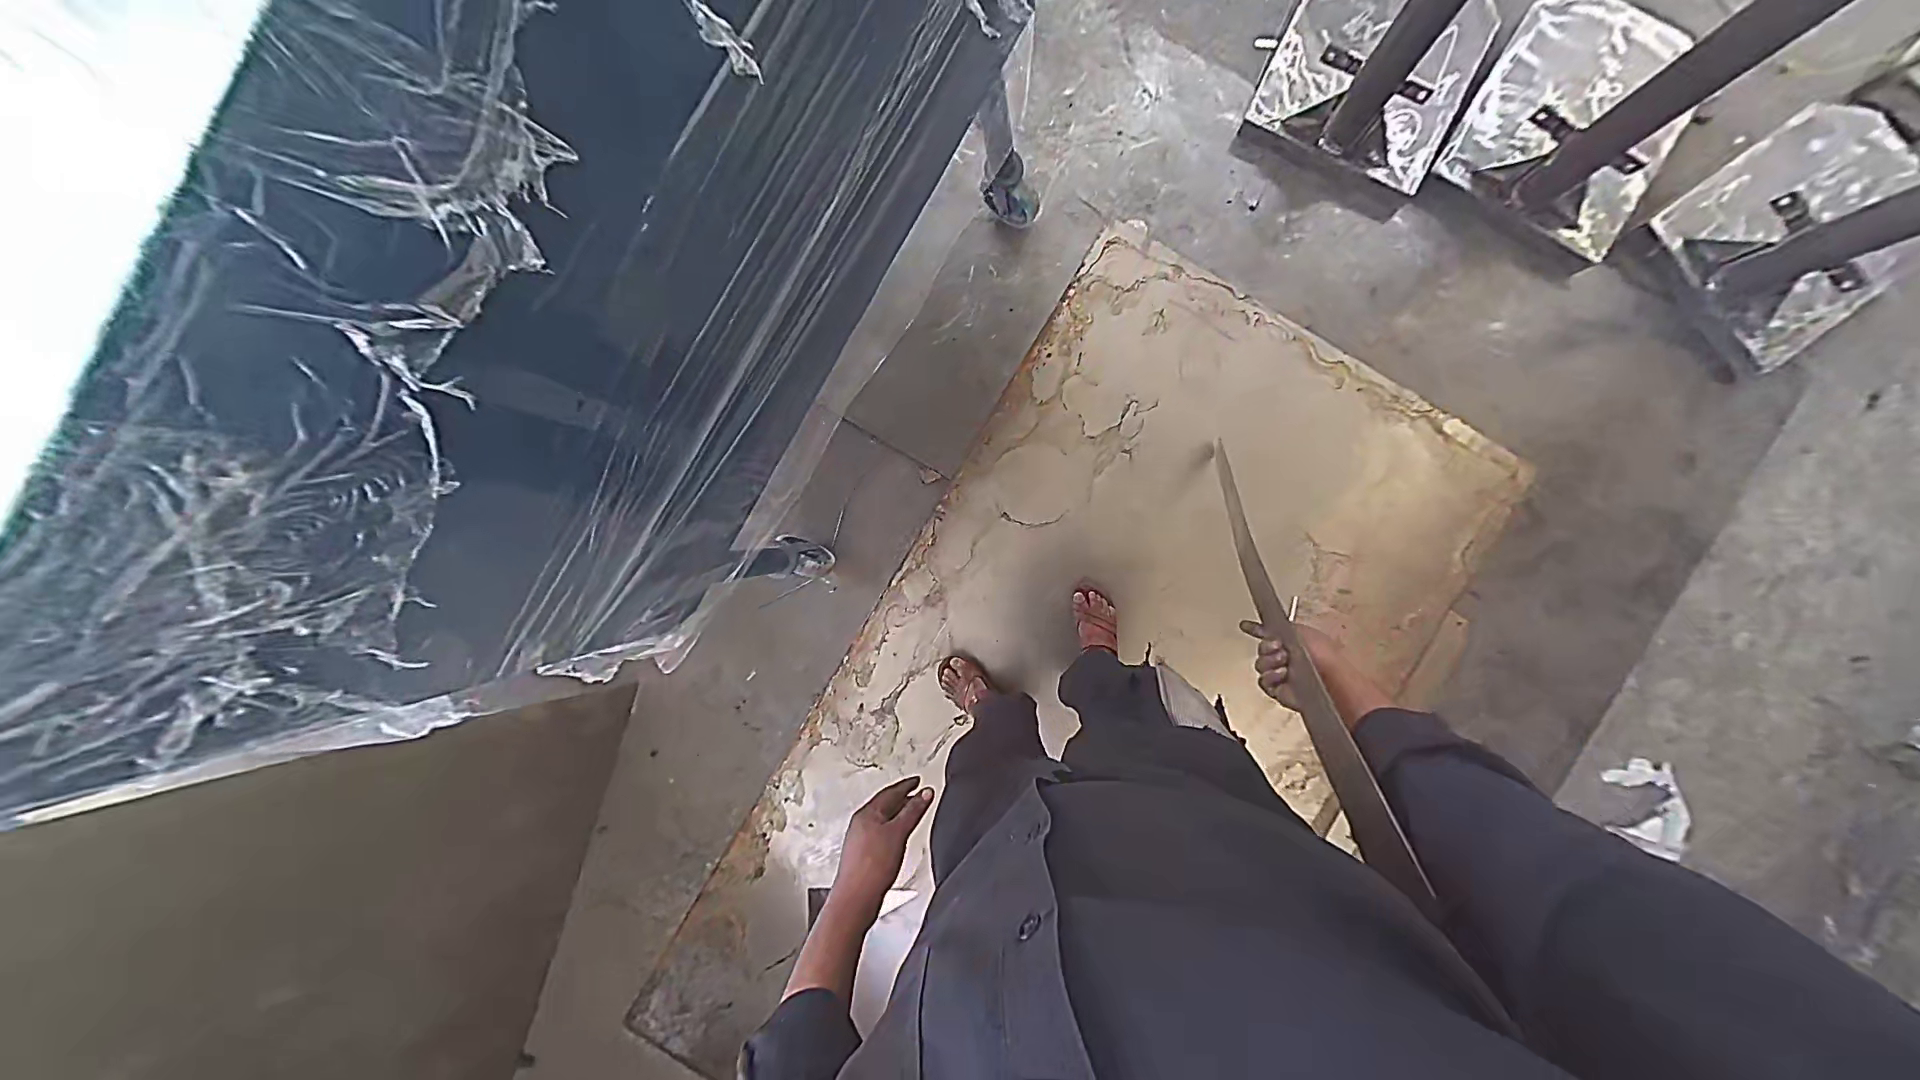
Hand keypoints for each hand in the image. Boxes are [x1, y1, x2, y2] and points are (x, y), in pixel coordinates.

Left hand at [832, 776, 933, 914]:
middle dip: (902, 797)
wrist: (855, 900)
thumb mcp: (898, 833)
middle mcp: (860, 824)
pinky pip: (880, 833)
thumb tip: (924, 794)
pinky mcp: (862, 855)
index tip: (917, 780)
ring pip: (882, 819)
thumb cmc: (871, 868)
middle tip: (915, 792)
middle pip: (885, 804)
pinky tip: (898, 837)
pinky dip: (892, 829)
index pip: (890, 792)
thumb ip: (913, 811)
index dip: (906, 785)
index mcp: (867, 814)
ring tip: (910, 811)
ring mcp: (860, 840)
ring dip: (897, 813)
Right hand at [1240, 620, 1394, 729]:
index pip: (1270, 634)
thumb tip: (1265, 625)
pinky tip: (1281, 674)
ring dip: (1269, 661)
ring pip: (1260, 665)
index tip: (1246, 626)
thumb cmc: (1324, 656)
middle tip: (1277, 647)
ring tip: (1283, 661)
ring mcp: (1283, 675)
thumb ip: (1281, 626)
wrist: (1330, 679)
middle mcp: (1288, 659)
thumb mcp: (1302, 631)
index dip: (1257, 630)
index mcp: (1295, 643)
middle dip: (1266, 646)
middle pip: (1262, 649)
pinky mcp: (1279, 690)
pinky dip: (1271, 677)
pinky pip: (1264, 682)